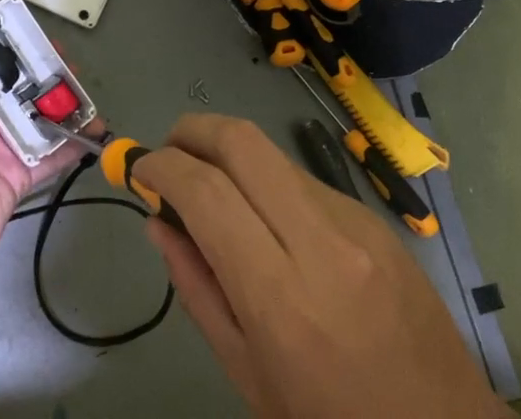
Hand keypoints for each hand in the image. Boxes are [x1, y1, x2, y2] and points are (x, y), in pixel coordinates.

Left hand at [0, 12, 88, 304]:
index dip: (3, 41)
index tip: (29, 24)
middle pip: (16, 87)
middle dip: (41, 71)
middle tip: (69, 59)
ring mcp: (0, 147)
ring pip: (36, 117)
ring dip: (60, 103)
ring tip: (85, 91)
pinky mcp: (18, 177)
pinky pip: (49, 156)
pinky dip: (71, 144)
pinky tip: (93, 130)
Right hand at [134, 114, 508, 418]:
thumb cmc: (328, 418)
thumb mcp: (246, 370)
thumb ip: (196, 287)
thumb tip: (158, 221)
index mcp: (280, 294)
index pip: (206, 191)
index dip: (161, 166)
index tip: (140, 169)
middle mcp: (322, 242)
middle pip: (243, 142)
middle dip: (193, 131)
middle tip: (168, 153)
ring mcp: (358, 225)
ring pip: (275, 156)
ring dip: (231, 156)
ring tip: (213, 190)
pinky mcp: (380, 223)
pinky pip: (308, 182)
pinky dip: (270, 183)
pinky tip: (267, 221)